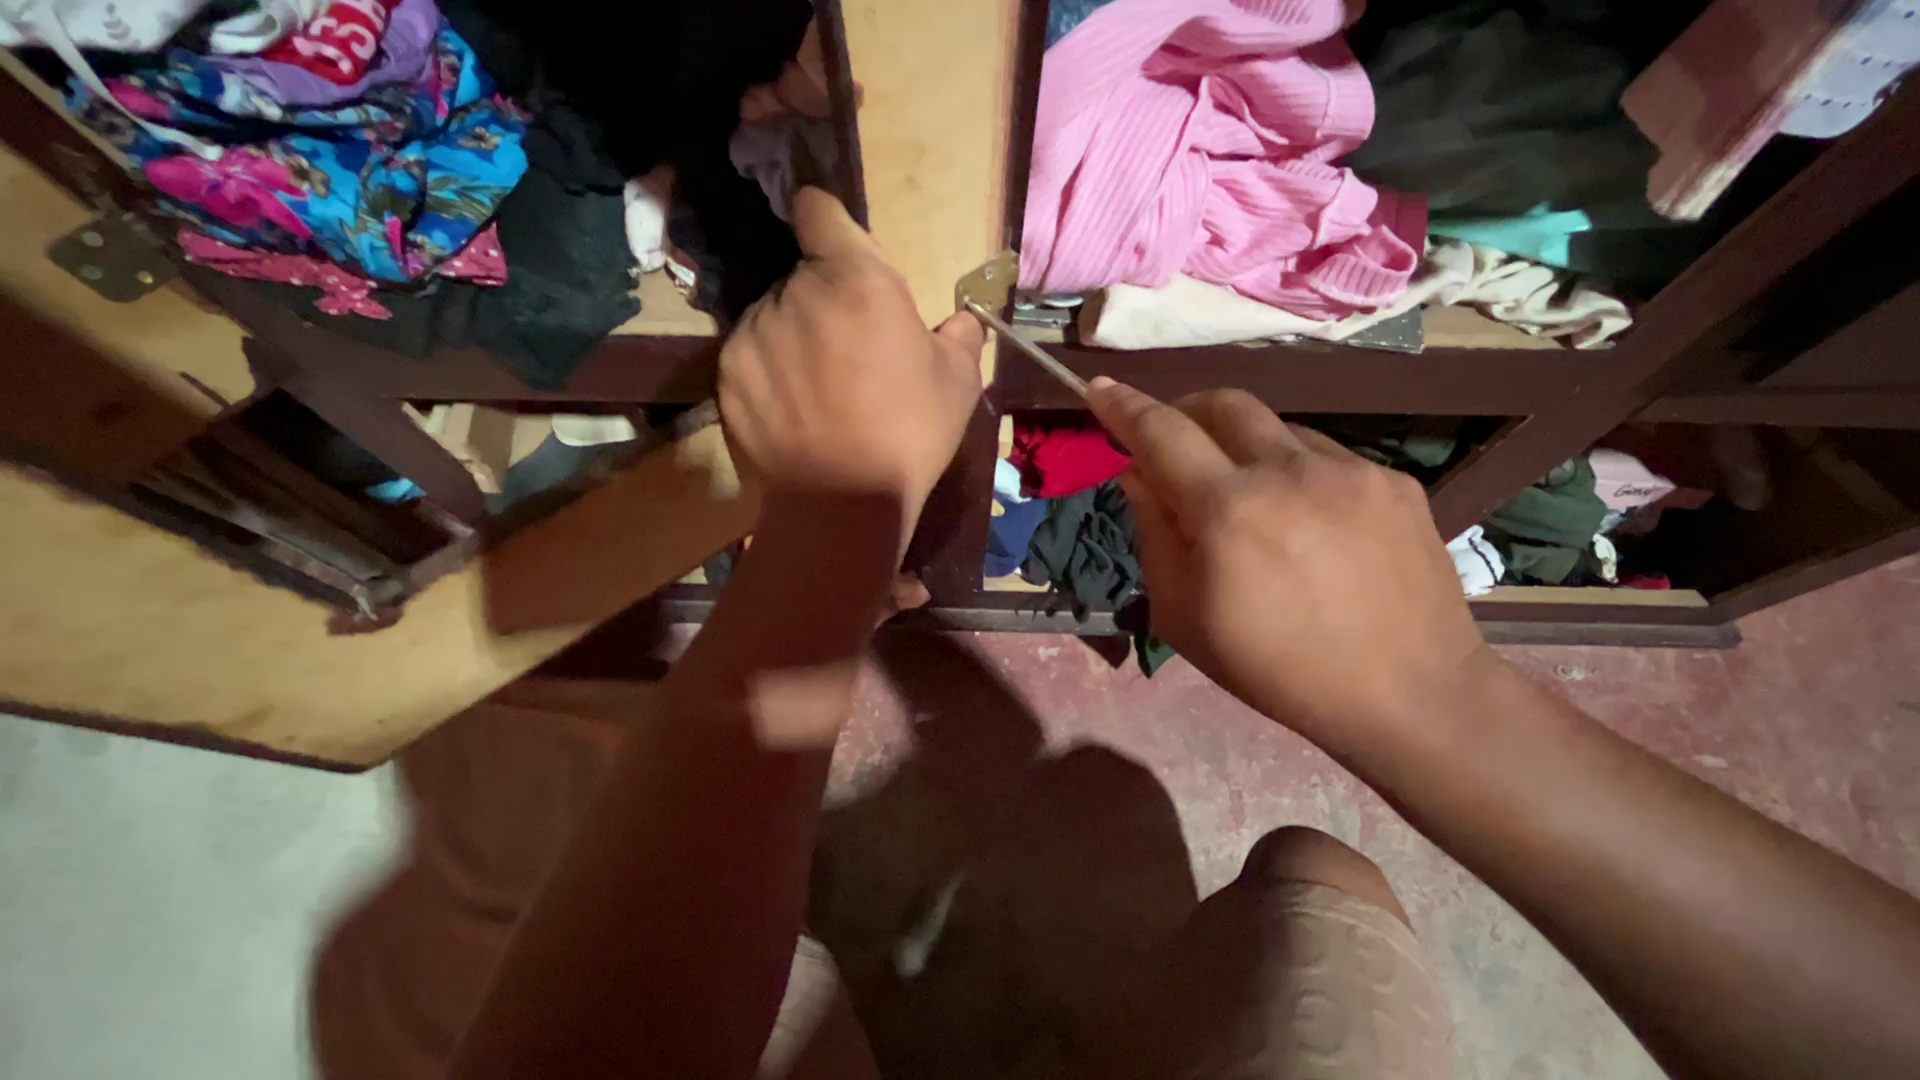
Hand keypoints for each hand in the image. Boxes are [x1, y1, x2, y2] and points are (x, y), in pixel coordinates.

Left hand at [718, 188, 983, 515]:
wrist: (842, 505)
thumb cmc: (909, 435)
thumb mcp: (958, 382)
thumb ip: (960, 335)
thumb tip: (962, 321)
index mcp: (855, 277)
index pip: (818, 210)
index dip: (827, 222)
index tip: (836, 247)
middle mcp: (794, 291)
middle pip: (802, 275)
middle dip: (823, 300)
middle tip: (849, 351)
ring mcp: (752, 333)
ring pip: (773, 316)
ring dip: (793, 336)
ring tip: (819, 390)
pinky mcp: (726, 374)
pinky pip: (750, 355)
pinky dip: (767, 372)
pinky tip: (792, 411)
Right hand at [1088, 379, 1493, 750]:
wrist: (1408, 693)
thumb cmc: (1276, 669)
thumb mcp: (1184, 618)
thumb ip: (1153, 534)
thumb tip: (1139, 475)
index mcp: (1228, 510)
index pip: (1160, 433)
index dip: (1123, 407)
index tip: (1099, 388)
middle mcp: (1288, 471)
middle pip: (1223, 402)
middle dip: (1184, 409)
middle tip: (1172, 440)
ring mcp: (1349, 470)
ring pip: (1277, 428)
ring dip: (1244, 447)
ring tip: (1249, 498)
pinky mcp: (1393, 481)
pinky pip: (1326, 457)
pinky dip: (1295, 473)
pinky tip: (1308, 523)